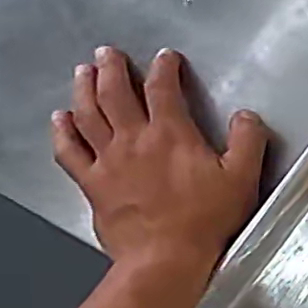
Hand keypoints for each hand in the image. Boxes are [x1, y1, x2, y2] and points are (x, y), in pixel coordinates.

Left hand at [51, 47, 267, 271]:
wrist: (165, 255)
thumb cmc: (209, 216)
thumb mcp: (243, 177)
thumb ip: (248, 142)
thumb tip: (246, 115)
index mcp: (173, 136)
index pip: (164, 91)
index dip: (165, 70)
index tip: (166, 57)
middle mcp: (134, 140)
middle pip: (116, 96)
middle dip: (112, 70)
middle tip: (108, 52)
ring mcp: (108, 161)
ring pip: (89, 116)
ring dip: (84, 90)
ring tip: (83, 72)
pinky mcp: (92, 183)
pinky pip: (70, 151)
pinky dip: (62, 131)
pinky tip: (60, 118)